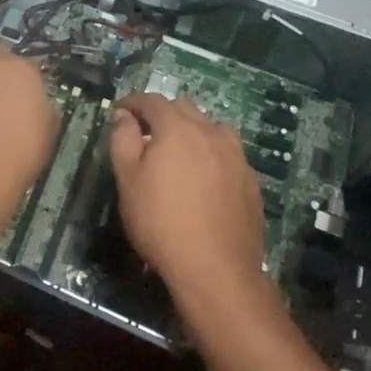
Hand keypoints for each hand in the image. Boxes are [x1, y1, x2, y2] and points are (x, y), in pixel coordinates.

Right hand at [108, 93, 267, 296]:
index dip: (133, 102)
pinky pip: (228, 153)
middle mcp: (210, 133)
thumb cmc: (161, 223)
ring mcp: (235, 156)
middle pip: (184, 108)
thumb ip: (122, 140)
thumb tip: (123, 115)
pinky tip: (205, 179)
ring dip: (192, 130)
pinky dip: (212, 154)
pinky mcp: (250, 180)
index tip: (120, 112)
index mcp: (177, 128)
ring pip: (211, 127)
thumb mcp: (128, 181)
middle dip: (162, 114)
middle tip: (145, 135)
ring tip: (179, 153)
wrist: (216, 270)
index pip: (152, 101)